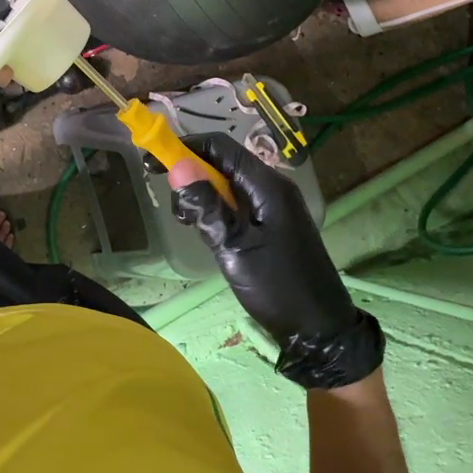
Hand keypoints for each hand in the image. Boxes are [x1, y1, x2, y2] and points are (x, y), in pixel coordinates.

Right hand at [171, 134, 382, 388]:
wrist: (318, 327)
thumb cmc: (277, 286)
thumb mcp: (234, 247)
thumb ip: (207, 205)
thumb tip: (177, 165)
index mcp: (267, 184)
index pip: (220, 146)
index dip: (185, 148)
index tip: (153, 163)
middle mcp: (272, 185)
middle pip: (223, 162)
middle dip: (192, 175)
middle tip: (177, 210)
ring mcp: (274, 203)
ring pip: (228, 182)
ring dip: (203, 195)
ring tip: (190, 224)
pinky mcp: (272, 221)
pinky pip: (238, 202)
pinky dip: (217, 209)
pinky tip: (208, 231)